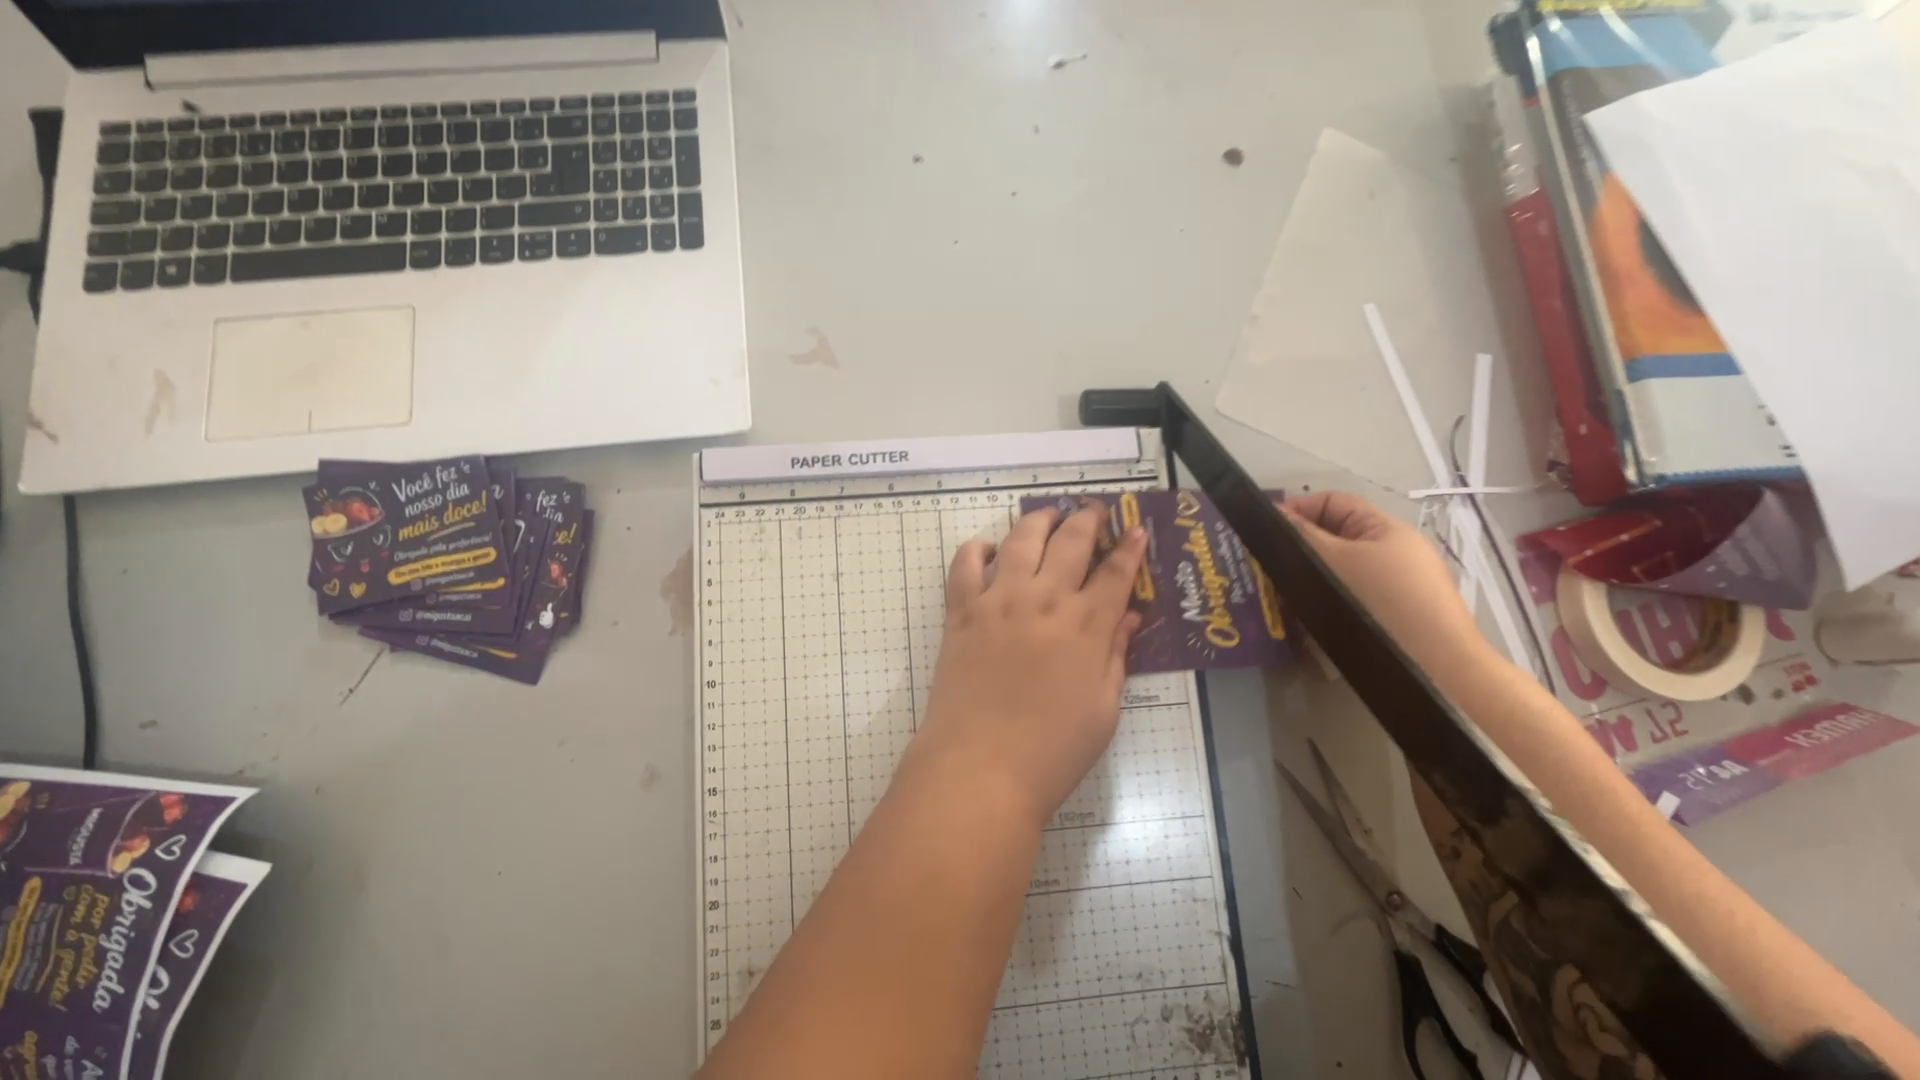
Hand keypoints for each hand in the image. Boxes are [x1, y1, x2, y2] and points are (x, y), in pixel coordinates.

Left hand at [905, 505, 1146, 828]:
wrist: (980, 768)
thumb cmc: (1052, 751)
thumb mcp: (1103, 709)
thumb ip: (1115, 657)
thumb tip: (1128, 618)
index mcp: (1086, 626)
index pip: (1116, 573)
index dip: (1130, 549)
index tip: (1136, 531)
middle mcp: (1044, 600)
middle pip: (1071, 542)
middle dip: (1088, 519)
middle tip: (1095, 511)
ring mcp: (999, 601)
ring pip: (1021, 539)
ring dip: (1039, 520)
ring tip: (1048, 513)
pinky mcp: (961, 612)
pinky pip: (965, 564)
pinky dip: (976, 548)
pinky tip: (988, 548)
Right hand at [1281, 491, 1492, 675]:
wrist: (1438, 670)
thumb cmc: (1382, 605)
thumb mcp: (1334, 562)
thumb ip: (1301, 535)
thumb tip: (1273, 512)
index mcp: (1385, 529)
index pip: (1333, 502)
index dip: (1297, 510)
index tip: (1263, 534)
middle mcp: (1396, 552)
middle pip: (1337, 539)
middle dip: (1301, 551)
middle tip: (1267, 572)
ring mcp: (1400, 588)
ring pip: (1343, 573)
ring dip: (1313, 582)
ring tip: (1285, 603)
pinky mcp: (1398, 619)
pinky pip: (1354, 601)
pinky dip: (1331, 606)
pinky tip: (1313, 627)